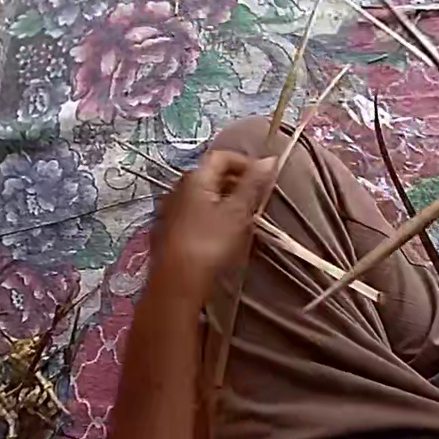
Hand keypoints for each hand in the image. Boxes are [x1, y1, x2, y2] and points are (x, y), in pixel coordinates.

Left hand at [150, 149, 276, 296]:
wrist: (177, 282)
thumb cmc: (210, 244)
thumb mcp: (237, 213)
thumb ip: (253, 184)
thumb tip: (269, 158)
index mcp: (195, 178)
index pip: (222, 156)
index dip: (245, 163)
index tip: (264, 179)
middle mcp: (178, 188)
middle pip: (211, 175)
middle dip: (237, 183)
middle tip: (258, 200)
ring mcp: (170, 210)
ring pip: (203, 196)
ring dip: (225, 201)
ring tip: (244, 219)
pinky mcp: (168, 231)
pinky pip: (195, 214)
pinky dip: (212, 216)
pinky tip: (221, 235)